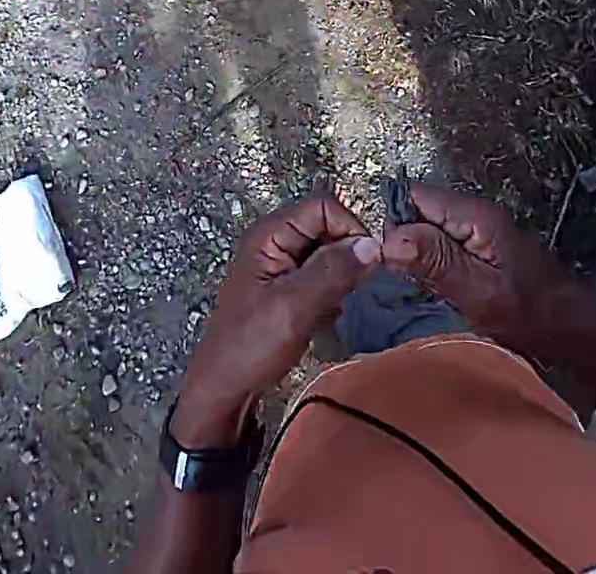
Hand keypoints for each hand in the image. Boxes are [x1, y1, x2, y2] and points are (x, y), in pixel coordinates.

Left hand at [174, 191, 380, 446]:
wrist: (224, 389)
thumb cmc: (250, 345)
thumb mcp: (293, 307)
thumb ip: (332, 272)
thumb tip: (371, 245)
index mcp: (270, 233)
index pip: (323, 206)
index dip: (350, 227)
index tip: (368, 260)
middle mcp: (277, 239)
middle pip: (329, 226)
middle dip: (348, 253)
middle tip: (353, 287)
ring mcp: (283, 261)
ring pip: (330, 250)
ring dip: (342, 274)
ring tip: (333, 304)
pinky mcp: (290, 283)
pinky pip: (324, 272)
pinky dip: (334, 288)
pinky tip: (327, 312)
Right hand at [381, 183, 595, 363]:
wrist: (578, 332)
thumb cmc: (533, 316)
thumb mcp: (480, 292)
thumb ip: (436, 262)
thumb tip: (390, 238)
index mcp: (473, 215)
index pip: (413, 196)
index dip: (393, 222)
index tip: (387, 257)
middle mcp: (472, 214)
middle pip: (417, 211)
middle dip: (402, 241)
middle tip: (406, 278)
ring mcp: (476, 230)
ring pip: (426, 229)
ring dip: (415, 255)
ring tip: (420, 286)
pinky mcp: (478, 247)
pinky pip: (440, 245)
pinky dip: (430, 264)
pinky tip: (436, 288)